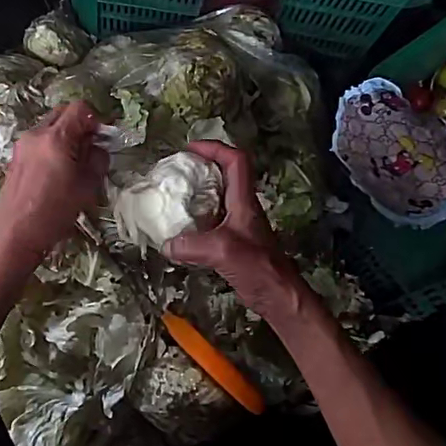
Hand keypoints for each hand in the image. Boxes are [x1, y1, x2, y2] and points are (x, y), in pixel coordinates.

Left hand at [0, 103, 109, 263]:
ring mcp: (22, 146)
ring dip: (66, 137)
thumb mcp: (87, 187)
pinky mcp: (16, 159)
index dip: (96, 120)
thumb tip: (98, 148)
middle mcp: (36, 135)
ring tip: (75, 165)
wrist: (13, 235)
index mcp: (56, 138)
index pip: (80, 109)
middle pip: (62, 113)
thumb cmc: (54, 212)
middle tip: (91, 149)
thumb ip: (97, 160)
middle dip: (80, 126)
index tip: (102, 139)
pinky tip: (58, 174)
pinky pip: (40, 142)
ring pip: (50, 128)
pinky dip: (53, 148)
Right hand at [165, 140, 308, 321]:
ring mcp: (238, 227)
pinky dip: (195, 220)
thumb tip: (166, 244)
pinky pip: (211, 222)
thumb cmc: (258, 268)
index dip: (215, 148)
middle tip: (177, 171)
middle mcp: (242, 209)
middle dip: (202, 167)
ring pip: (217, 199)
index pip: (236, 161)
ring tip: (173, 195)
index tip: (190, 148)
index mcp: (244, 202)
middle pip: (225, 176)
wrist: (279, 297)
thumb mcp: (223, 251)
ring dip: (197, 193)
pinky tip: (179, 230)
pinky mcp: (233, 244)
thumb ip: (193, 245)